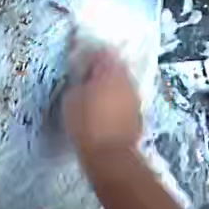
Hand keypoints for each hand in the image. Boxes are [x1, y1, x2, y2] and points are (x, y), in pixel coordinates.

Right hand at [65, 47, 143, 168]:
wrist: (109, 155)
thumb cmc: (85, 123)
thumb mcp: (71, 98)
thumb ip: (79, 82)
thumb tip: (84, 78)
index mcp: (110, 71)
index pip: (102, 52)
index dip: (90, 54)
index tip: (80, 60)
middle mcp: (126, 80)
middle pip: (116, 66)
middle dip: (103, 69)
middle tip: (88, 77)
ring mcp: (135, 97)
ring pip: (122, 83)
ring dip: (111, 85)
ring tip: (96, 94)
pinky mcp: (138, 113)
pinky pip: (125, 99)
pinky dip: (117, 100)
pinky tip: (106, 110)